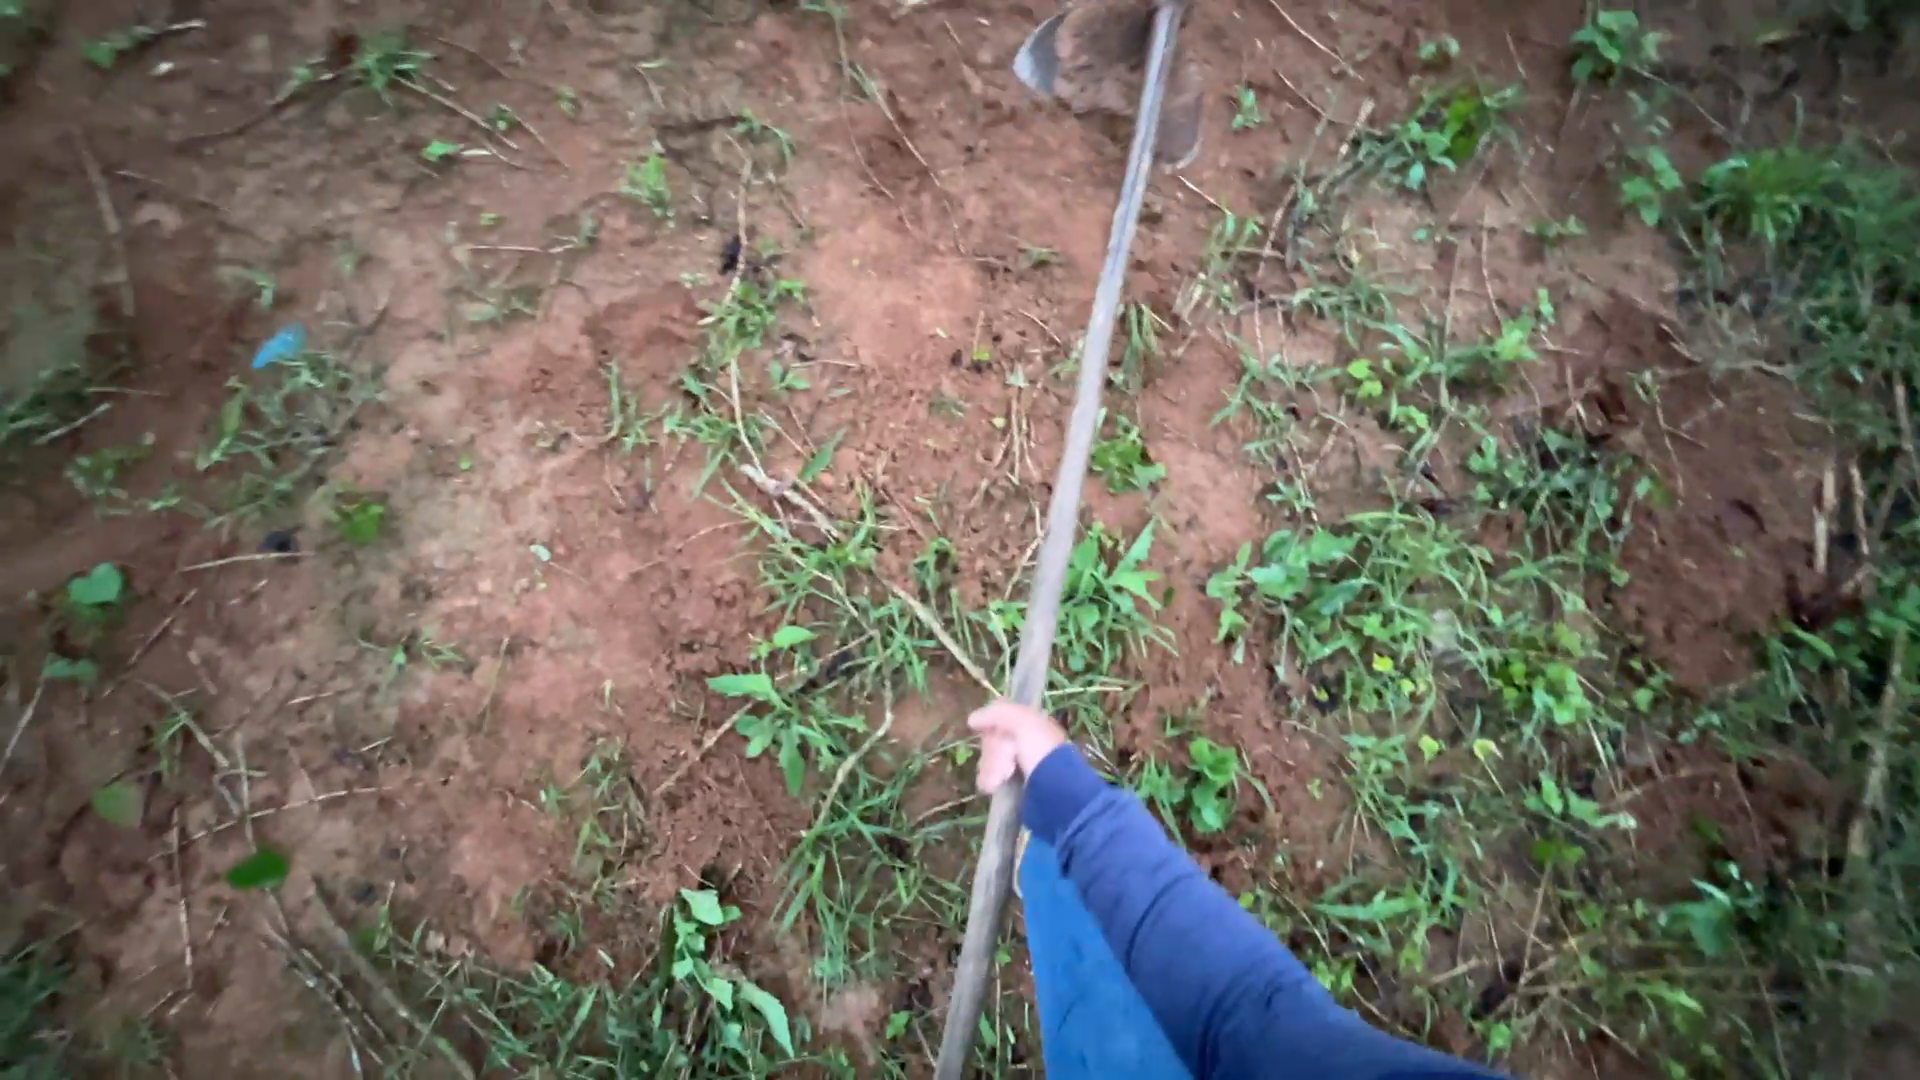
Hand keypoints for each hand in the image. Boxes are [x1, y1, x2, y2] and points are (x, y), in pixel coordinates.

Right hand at [968, 701, 1067, 793]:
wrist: (1054, 791)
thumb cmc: (1041, 751)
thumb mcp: (1023, 722)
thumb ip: (997, 714)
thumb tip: (972, 720)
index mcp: (1033, 724)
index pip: (1001, 717)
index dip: (992, 724)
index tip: (986, 729)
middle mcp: (1025, 742)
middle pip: (993, 739)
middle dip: (994, 750)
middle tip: (1006, 761)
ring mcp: (1018, 765)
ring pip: (989, 759)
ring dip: (991, 767)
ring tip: (1000, 778)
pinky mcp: (1011, 784)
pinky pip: (990, 776)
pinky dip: (990, 780)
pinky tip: (995, 785)